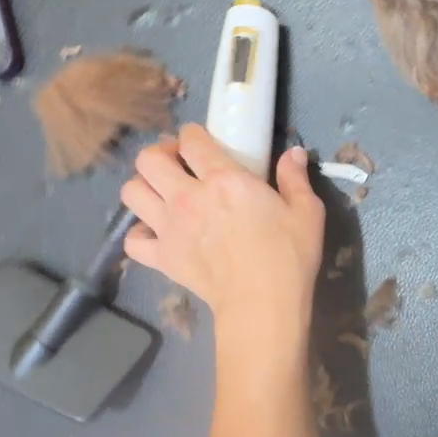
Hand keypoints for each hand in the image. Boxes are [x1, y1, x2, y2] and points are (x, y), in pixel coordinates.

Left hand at [121, 125, 325, 345]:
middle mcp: (187, 196)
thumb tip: (294, 153)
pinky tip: (157, 233)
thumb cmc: (289, 254)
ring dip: (144, 187)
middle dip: (159, 154)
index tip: (202, 140)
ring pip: (131, 192)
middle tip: (178, 164)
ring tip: (163, 193)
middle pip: (148, 160)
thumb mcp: (307, 212)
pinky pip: (132, 239)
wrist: (262, 302)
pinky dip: (140, 233)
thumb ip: (295, 178)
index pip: (192, 140)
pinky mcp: (161, 256)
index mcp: (224, 179)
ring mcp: (168, 227)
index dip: (193, 134)